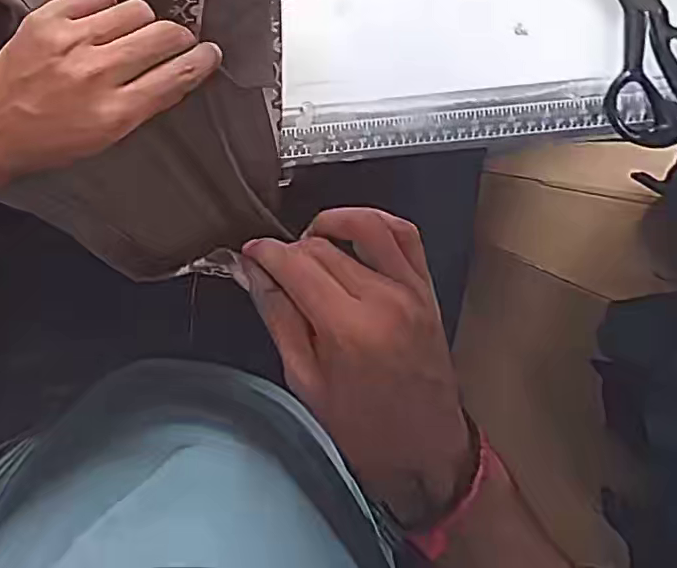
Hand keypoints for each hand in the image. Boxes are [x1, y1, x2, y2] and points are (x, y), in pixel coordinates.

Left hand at [0, 0, 221, 199]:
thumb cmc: (49, 140)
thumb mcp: (105, 137)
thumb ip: (145, 103)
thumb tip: (182, 69)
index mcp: (113, 113)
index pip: (176, 76)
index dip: (201, 60)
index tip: (209, 53)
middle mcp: (94, 74)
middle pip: (164, 35)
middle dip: (179, 37)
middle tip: (174, 41)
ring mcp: (69, 41)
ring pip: (137, 10)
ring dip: (142, 21)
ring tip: (130, 33)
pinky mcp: (47, 18)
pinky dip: (107, 5)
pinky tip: (100, 20)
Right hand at [241, 207, 474, 526]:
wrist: (428, 454)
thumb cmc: (364, 430)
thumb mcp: (305, 381)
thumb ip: (278, 316)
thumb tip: (253, 271)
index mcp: (350, 329)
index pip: (296, 263)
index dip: (264, 252)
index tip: (249, 254)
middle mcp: (384, 300)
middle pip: (322, 245)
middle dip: (288, 250)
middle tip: (273, 269)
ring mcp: (411, 291)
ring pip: (362, 225)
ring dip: (329, 224)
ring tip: (310, 245)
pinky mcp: (427, 289)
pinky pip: (404, 234)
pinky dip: (374, 222)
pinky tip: (351, 233)